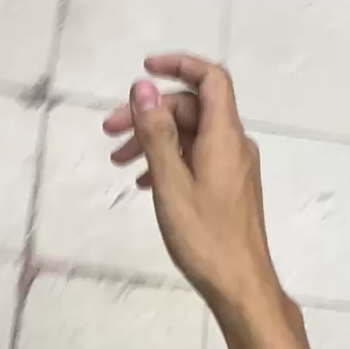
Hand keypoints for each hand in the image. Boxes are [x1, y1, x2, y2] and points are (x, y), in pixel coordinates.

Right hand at [102, 53, 283, 315]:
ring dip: (154, 140)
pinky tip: (144, 182)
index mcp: (224, 136)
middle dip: (150, 113)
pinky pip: (196, 158)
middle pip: (192, 109)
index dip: (179, 65)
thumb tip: (142, 88)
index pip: (210, 79)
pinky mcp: (228, 187)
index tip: (143, 70)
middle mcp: (233, 144)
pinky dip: (169, 160)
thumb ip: (157, 133)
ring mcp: (233, 167)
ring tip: (119, 162)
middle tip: (109, 133)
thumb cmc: (204, 236)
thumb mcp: (171, 183)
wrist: (240, 284)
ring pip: (191, 136)